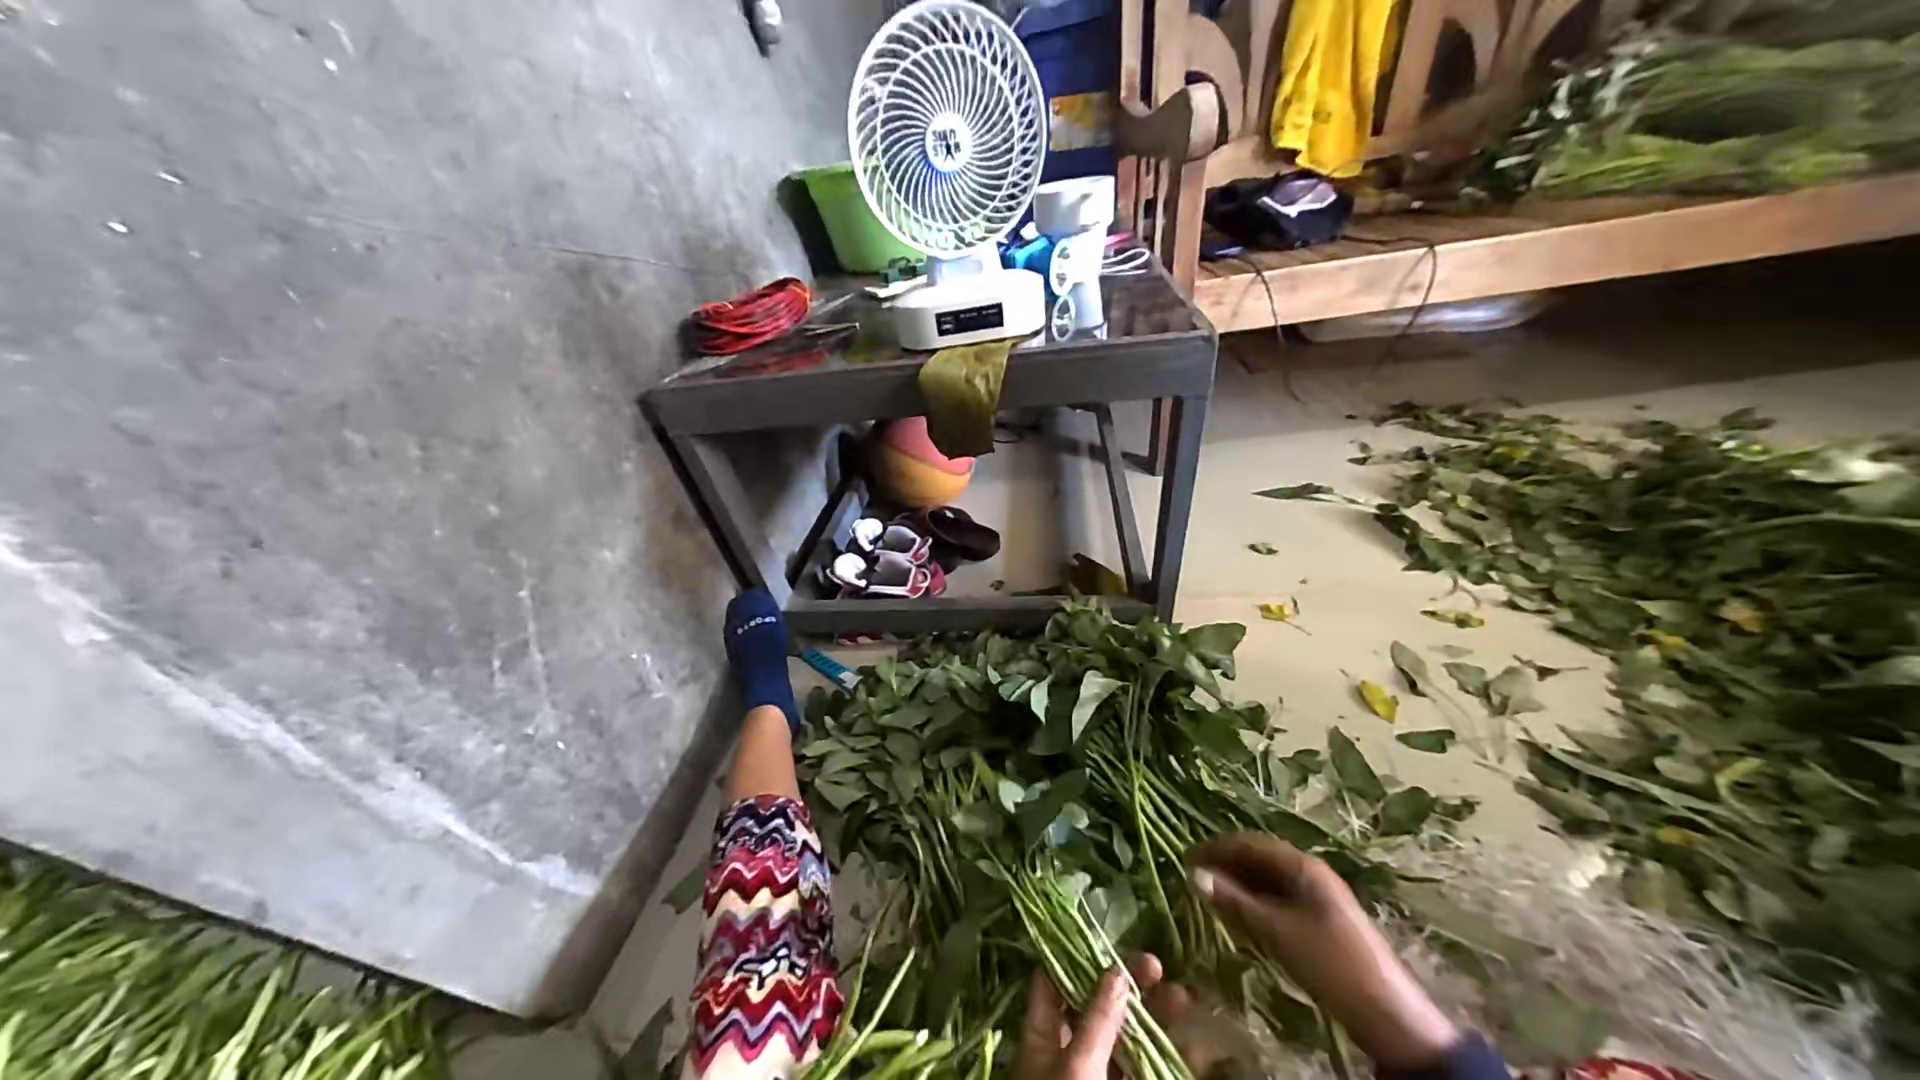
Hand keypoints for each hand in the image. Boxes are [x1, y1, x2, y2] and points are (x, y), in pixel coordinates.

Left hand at [1018, 955, 1246, 1079]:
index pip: (1052, 984)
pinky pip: (1152, 1071)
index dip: (1075, 957)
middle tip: (1157, 966)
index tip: (1106, 935)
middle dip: (1126, 985)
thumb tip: (1115, 969)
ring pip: (1129, 1040)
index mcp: (1042, 1040)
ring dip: (1156, 1018)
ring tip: (1184, 996)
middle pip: (1097, 1008)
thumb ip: (1097, 1020)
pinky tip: (1200, 1044)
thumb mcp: (1075, 1069)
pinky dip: (1175, 1057)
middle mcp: (1070, 1056)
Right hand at [1189, 834, 1458, 1068]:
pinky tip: (1239, 917)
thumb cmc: (1329, 963)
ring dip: (1238, 884)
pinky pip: (1277, 899)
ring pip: (1267, 879)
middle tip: (1194, 878)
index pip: (1250, 842)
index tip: (1186, 860)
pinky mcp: (1319, 920)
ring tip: (1209, 896)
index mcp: (1302, 866)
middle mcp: (1309, 873)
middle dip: (1225, 865)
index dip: (1216, 848)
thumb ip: (1234, 901)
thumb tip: (1193, 874)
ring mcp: (1317, 896)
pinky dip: (1253, 902)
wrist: (1386, 1014)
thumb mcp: (1275, 931)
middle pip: (1259, 858)